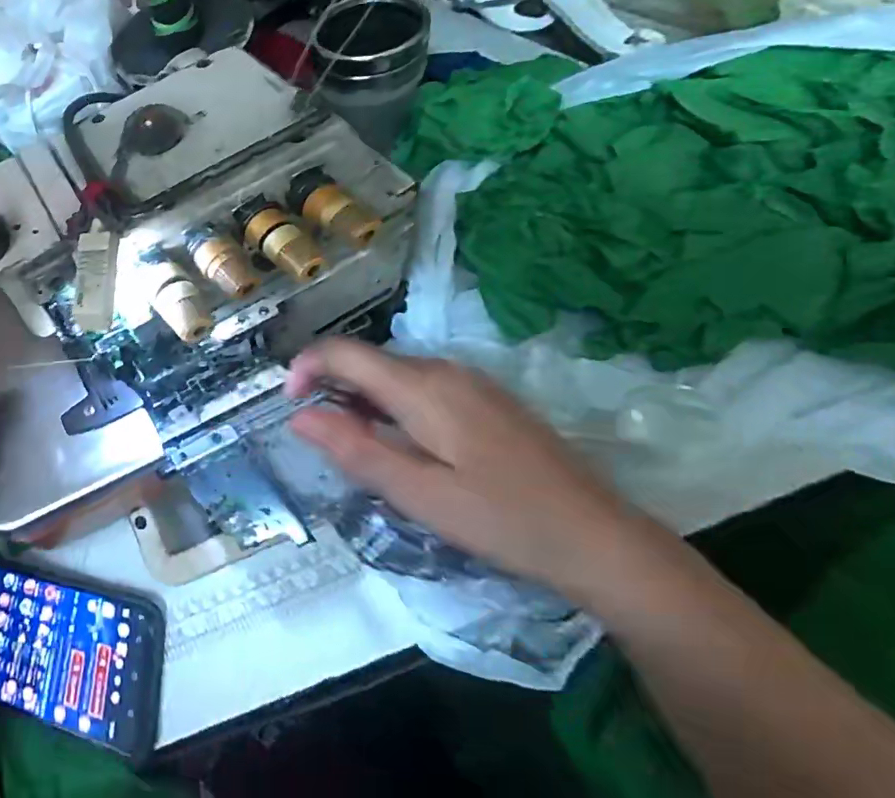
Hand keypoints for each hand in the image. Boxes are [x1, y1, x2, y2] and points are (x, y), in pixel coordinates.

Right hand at [287, 338, 669, 601]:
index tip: (289, 406)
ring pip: (393, 374)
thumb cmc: (503, 520)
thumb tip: (297, 416)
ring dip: (361, 399)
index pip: (343, 352)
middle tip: (323, 440)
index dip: (304, 369)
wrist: (604, 542)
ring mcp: (470, 381)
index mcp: (423, 387)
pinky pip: (420, 386)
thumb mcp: (418, 493)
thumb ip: (354, 449)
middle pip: (367, 360)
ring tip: (358, 448)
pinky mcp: (487, 399)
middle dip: (331, 388)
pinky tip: (403, 446)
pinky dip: (392, 405)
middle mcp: (444, 370)